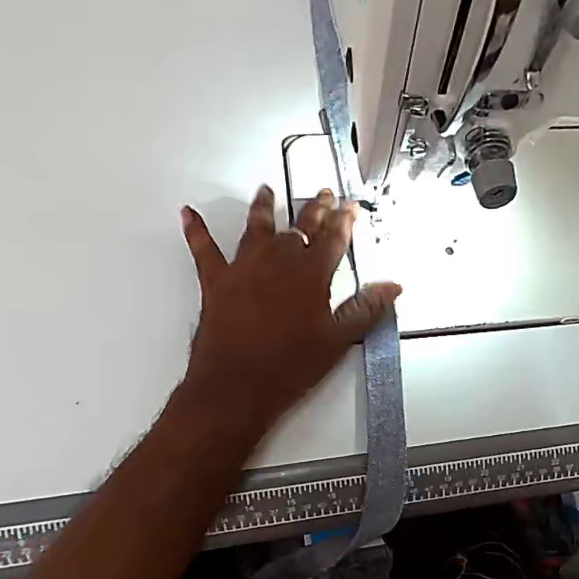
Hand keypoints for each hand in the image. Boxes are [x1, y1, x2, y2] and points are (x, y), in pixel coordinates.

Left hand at [179, 186, 400, 433]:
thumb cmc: (286, 367)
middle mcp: (277, 261)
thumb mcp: (336, 341)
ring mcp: (244, 268)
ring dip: (264, 207)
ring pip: (256, 227)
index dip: (345, 220)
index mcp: (310, 273)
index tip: (351, 208)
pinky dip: (196, 231)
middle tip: (323, 196)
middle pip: (300, 226)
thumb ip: (365, 309)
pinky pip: (203, 250)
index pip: (334, 237)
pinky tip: (188, 214)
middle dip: (315, 209)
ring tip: (267, 192)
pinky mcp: (216, 282)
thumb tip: (390, 288)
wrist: (236, 387)